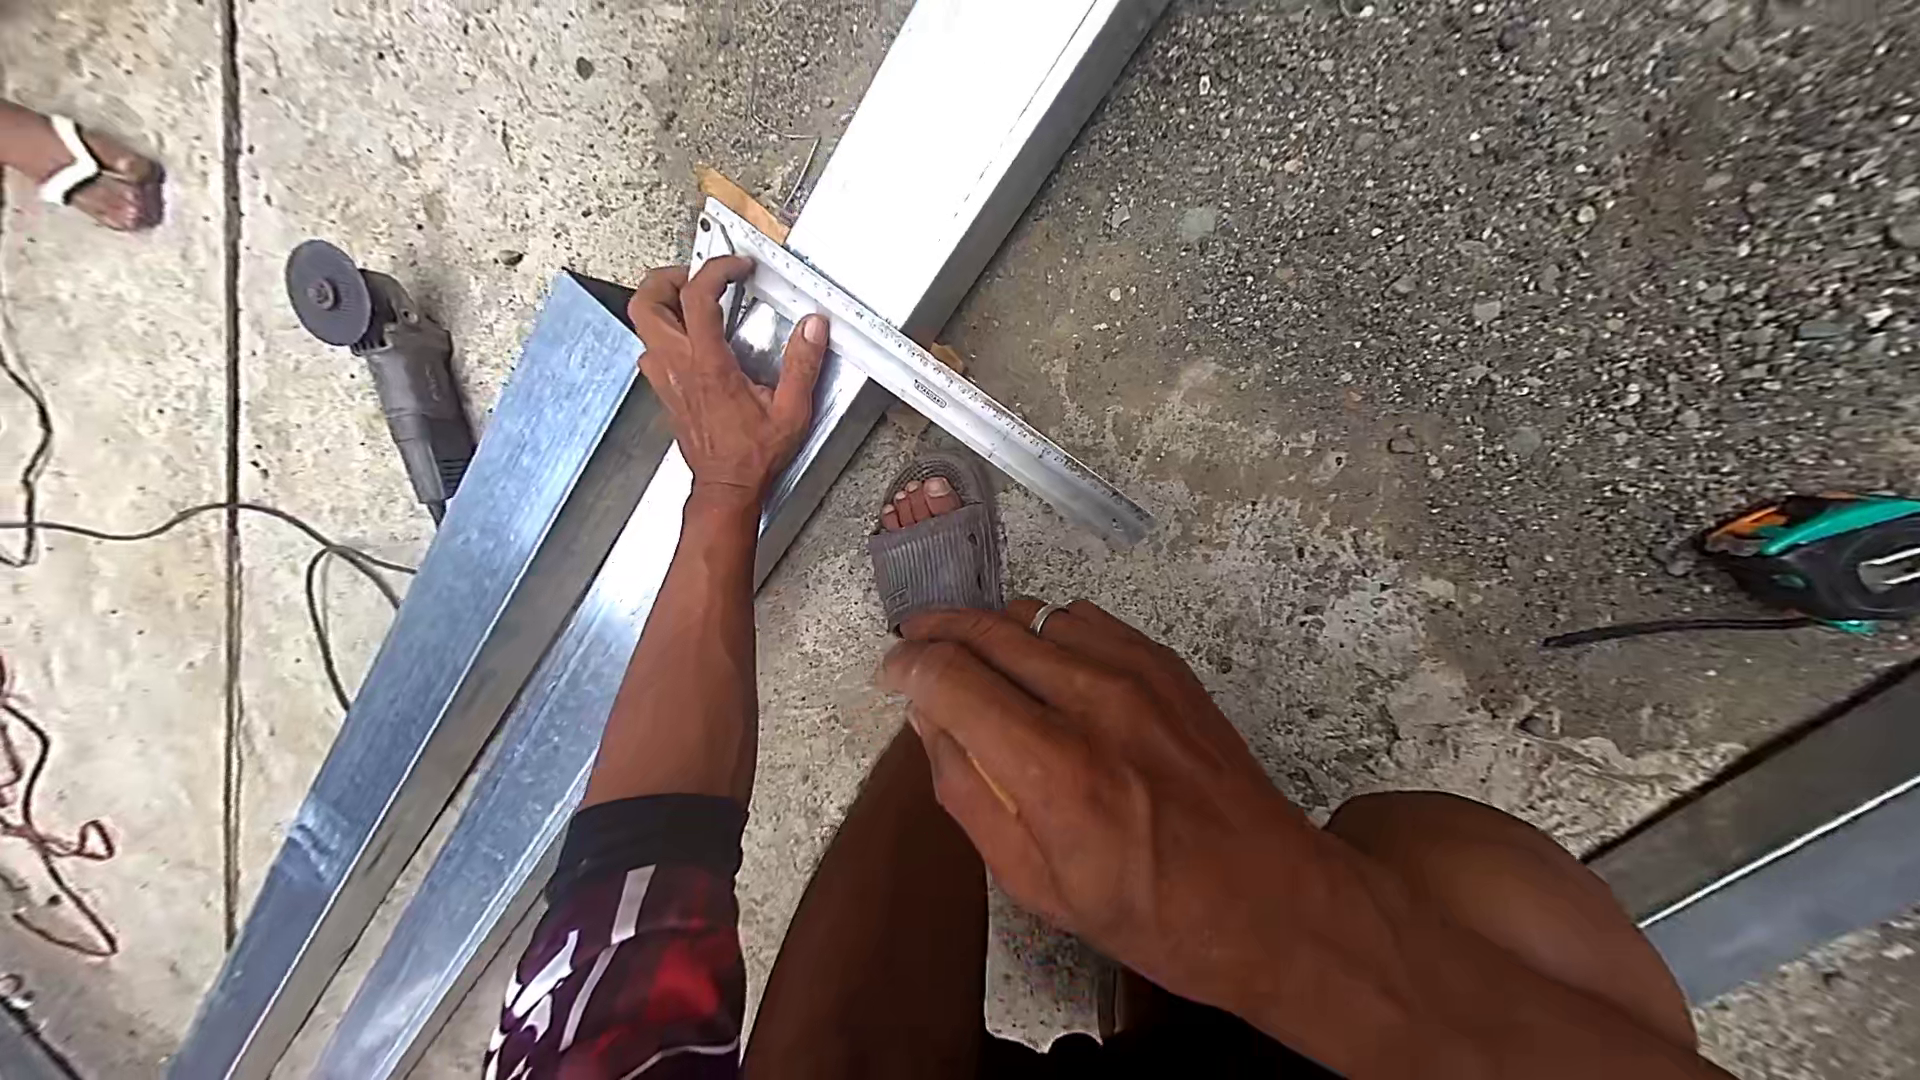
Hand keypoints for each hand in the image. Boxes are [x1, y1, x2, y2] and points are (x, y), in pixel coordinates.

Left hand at [628, 256, 828, 506]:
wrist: (728, 486)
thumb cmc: (753, 455)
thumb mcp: (791, 411)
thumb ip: (803, 365)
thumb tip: (812, 330)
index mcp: (709, 366)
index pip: (698, 297)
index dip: (717, 270)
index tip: (737, 267)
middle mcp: (680, 368)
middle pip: (647, 302)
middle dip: (670, 278)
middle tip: (699, 277)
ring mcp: (667, 380)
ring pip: (642, 325)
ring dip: (663, 304)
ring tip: (693, 301)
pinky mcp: (666, 392)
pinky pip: (651, 350)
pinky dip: (665, 333)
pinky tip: (690, 341)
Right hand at [880, 599, 1330, 1016]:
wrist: (1272, 895)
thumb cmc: (1146, 910)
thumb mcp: (1033, 882)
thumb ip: (964, 789)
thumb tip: (927, 714)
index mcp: (1054, 770)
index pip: (952, 678)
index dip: (907, 666)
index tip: (891, 672)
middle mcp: (1094, 700)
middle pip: (986, 629)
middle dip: (934, 629)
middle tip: (912, 642)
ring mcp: (1136, 670)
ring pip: (1030, 613)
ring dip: (990, 630)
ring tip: (975, 657)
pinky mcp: (1163, 660)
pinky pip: (1079, 617)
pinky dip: (1043, 632)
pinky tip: (1041, 664)